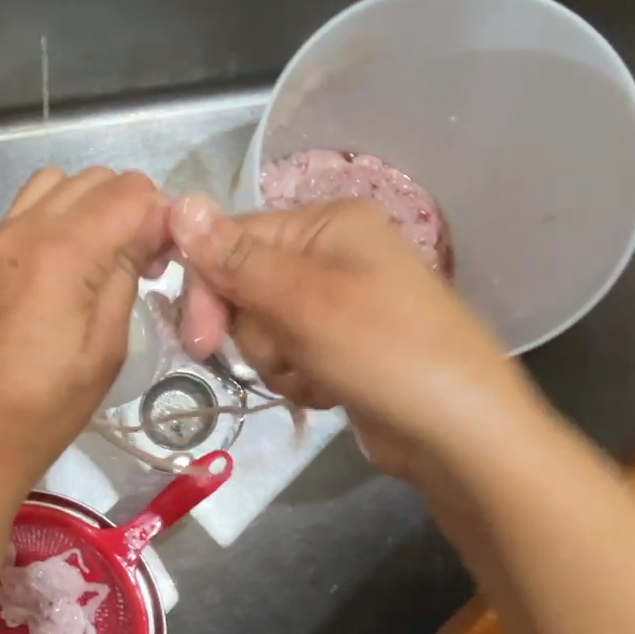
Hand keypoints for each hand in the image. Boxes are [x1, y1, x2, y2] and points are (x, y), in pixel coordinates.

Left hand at [0, 166, 170, 489]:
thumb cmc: (50, 404)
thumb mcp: (107, 346)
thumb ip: (126, 274)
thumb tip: (147, 231)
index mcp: (62, 252)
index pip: (129, 192)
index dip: (160, 216)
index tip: (167, 258)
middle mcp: (25, 230)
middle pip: (95, 180)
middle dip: (130, 207)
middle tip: (143, 259)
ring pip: (58, 184)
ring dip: (92, 206)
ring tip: (105, 255)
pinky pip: (28, 209)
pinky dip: (59, 217)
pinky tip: (69, 264)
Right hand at [168, 195, 544, 477]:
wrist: (456, 429)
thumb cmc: (384, 351)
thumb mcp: (303, 302)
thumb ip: (236, 260)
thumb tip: (178, 204)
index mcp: (325, 224)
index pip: (230, 242)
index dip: (206, 292)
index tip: (200, 343)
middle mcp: (328, 255)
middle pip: (241, 289)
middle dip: (254, 333)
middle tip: (286, 356)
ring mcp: (334, 304)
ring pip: (259, 331)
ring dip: (276, 362)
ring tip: (316, 375)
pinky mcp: (336, 347)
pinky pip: (285, 358)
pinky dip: (296, 379)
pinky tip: (327, 390)